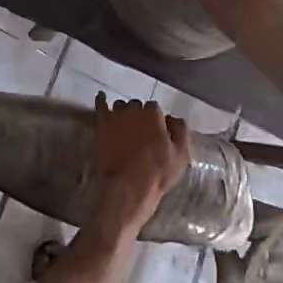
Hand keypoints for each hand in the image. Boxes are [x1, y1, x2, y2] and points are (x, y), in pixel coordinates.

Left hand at [83, 94, 188, 243]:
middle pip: (137, 106)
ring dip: (123, 111)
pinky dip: (101, 100)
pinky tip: (101, 97)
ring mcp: (115, 116)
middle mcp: (133, 110)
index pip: (154, 108)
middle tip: (140, 130)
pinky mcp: (101, 125)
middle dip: (139, 114)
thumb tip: (173, 117)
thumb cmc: (158, 172)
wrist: (129, 186)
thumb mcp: (181, 154)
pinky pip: (100, 105)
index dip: (155, 119)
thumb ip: (180, 131)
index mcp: (153, 115)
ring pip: (120, 106)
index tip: (155, 129)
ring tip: (124, 123)